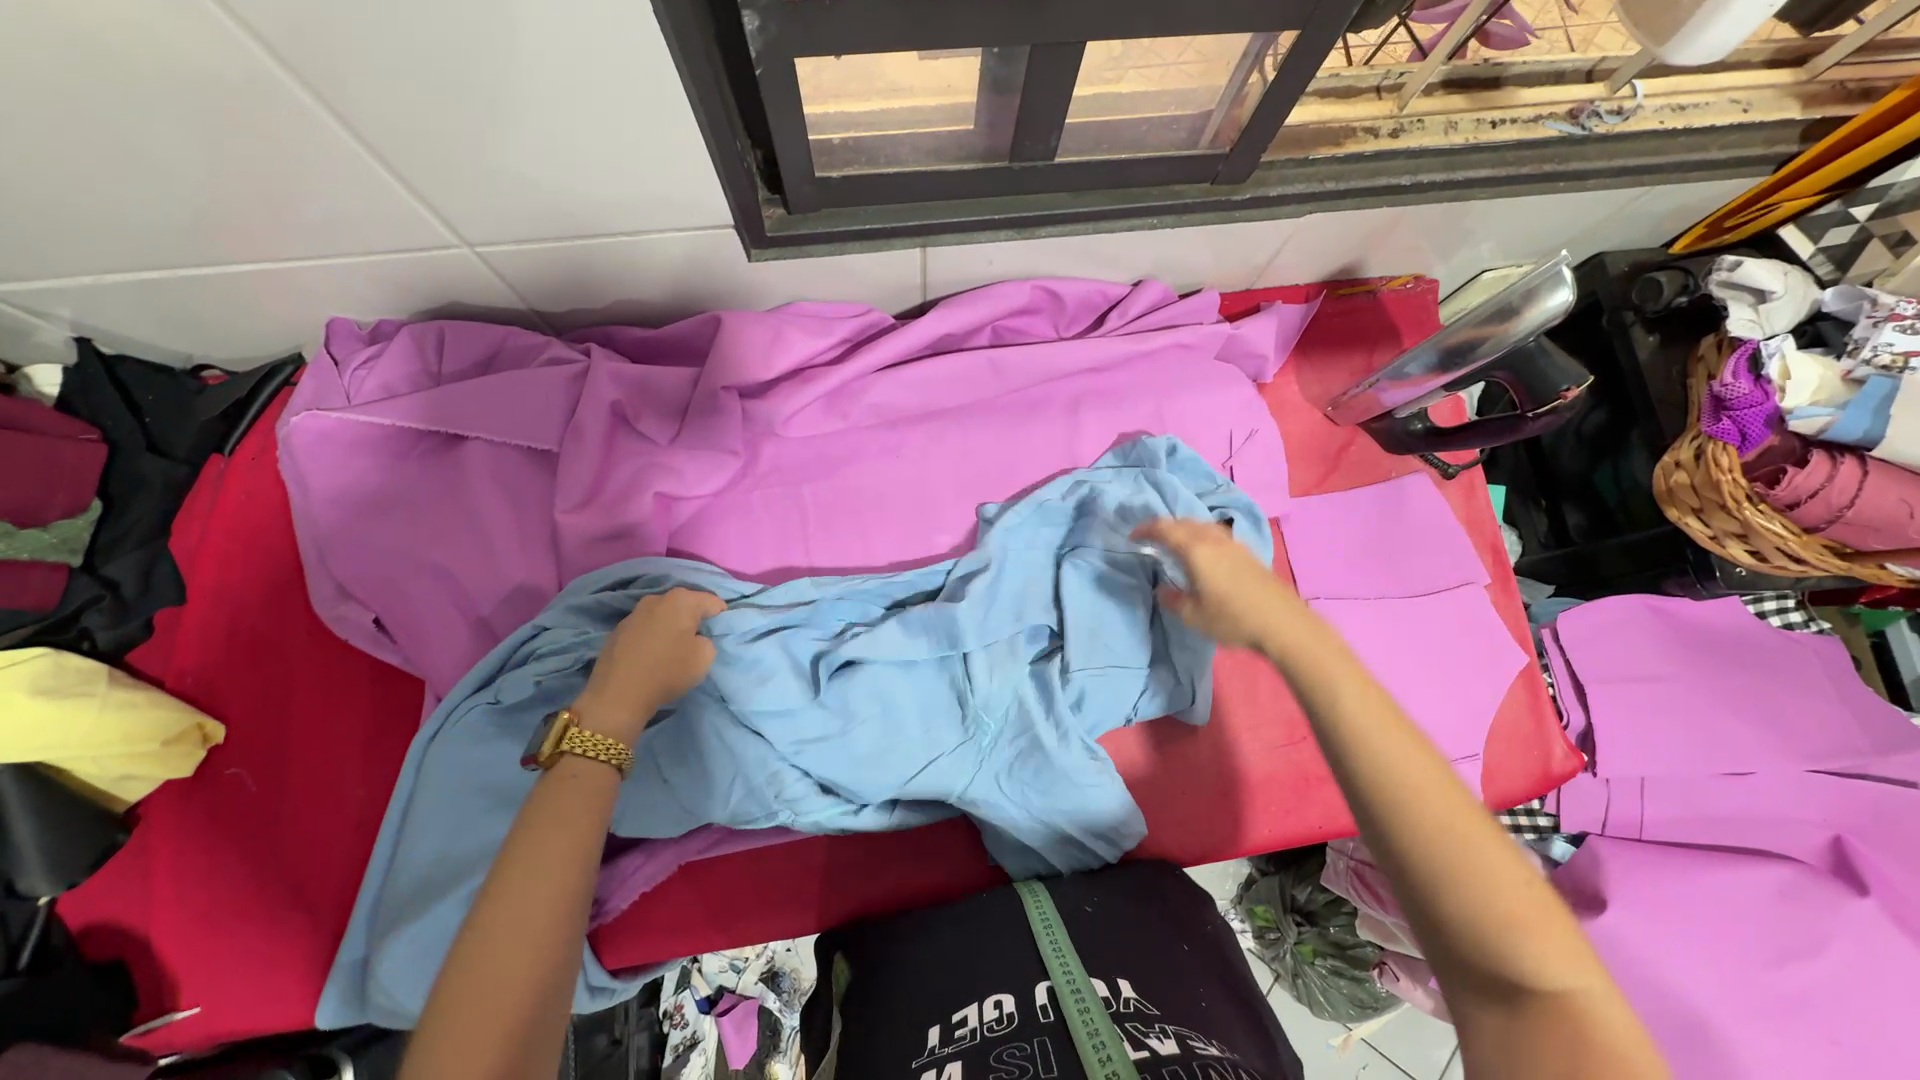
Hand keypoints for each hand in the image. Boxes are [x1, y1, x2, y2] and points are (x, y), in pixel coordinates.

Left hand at [573, 588, 726, 744]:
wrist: (618, 694)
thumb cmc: (667, 671)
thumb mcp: (705, 657)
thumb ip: (708, 640)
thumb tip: (696, 637)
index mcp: (682, 600)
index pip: (713, 602)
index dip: (721, 618)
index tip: (719, 637)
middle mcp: (657, 599)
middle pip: (686, 605)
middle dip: (695, 620)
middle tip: (698, 643)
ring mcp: (634, 613)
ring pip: (664, 615)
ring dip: (672, 627)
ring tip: (673, 650)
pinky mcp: (618, 629)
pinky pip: (646, 628)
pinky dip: (653, 636)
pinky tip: (652, 656)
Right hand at [1132, 518, 1309, 652]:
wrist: (1281, 622)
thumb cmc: (1232, 618)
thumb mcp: (1193, 615)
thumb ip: (1173, 599)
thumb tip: (1162, 589)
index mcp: (1196, 550)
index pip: (1165, 529)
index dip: (1146, 529)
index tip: (1133, 537)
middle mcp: (1214, 540)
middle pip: (1184, 523)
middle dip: (1165, 527)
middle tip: (1152, 538)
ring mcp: (1233, 544)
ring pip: (1202, 526)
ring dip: (1185, 530)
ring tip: (1176, 543)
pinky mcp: (1247, 553)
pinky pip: (1216, 534)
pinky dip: (1201, 536)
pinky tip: (1203, 552)